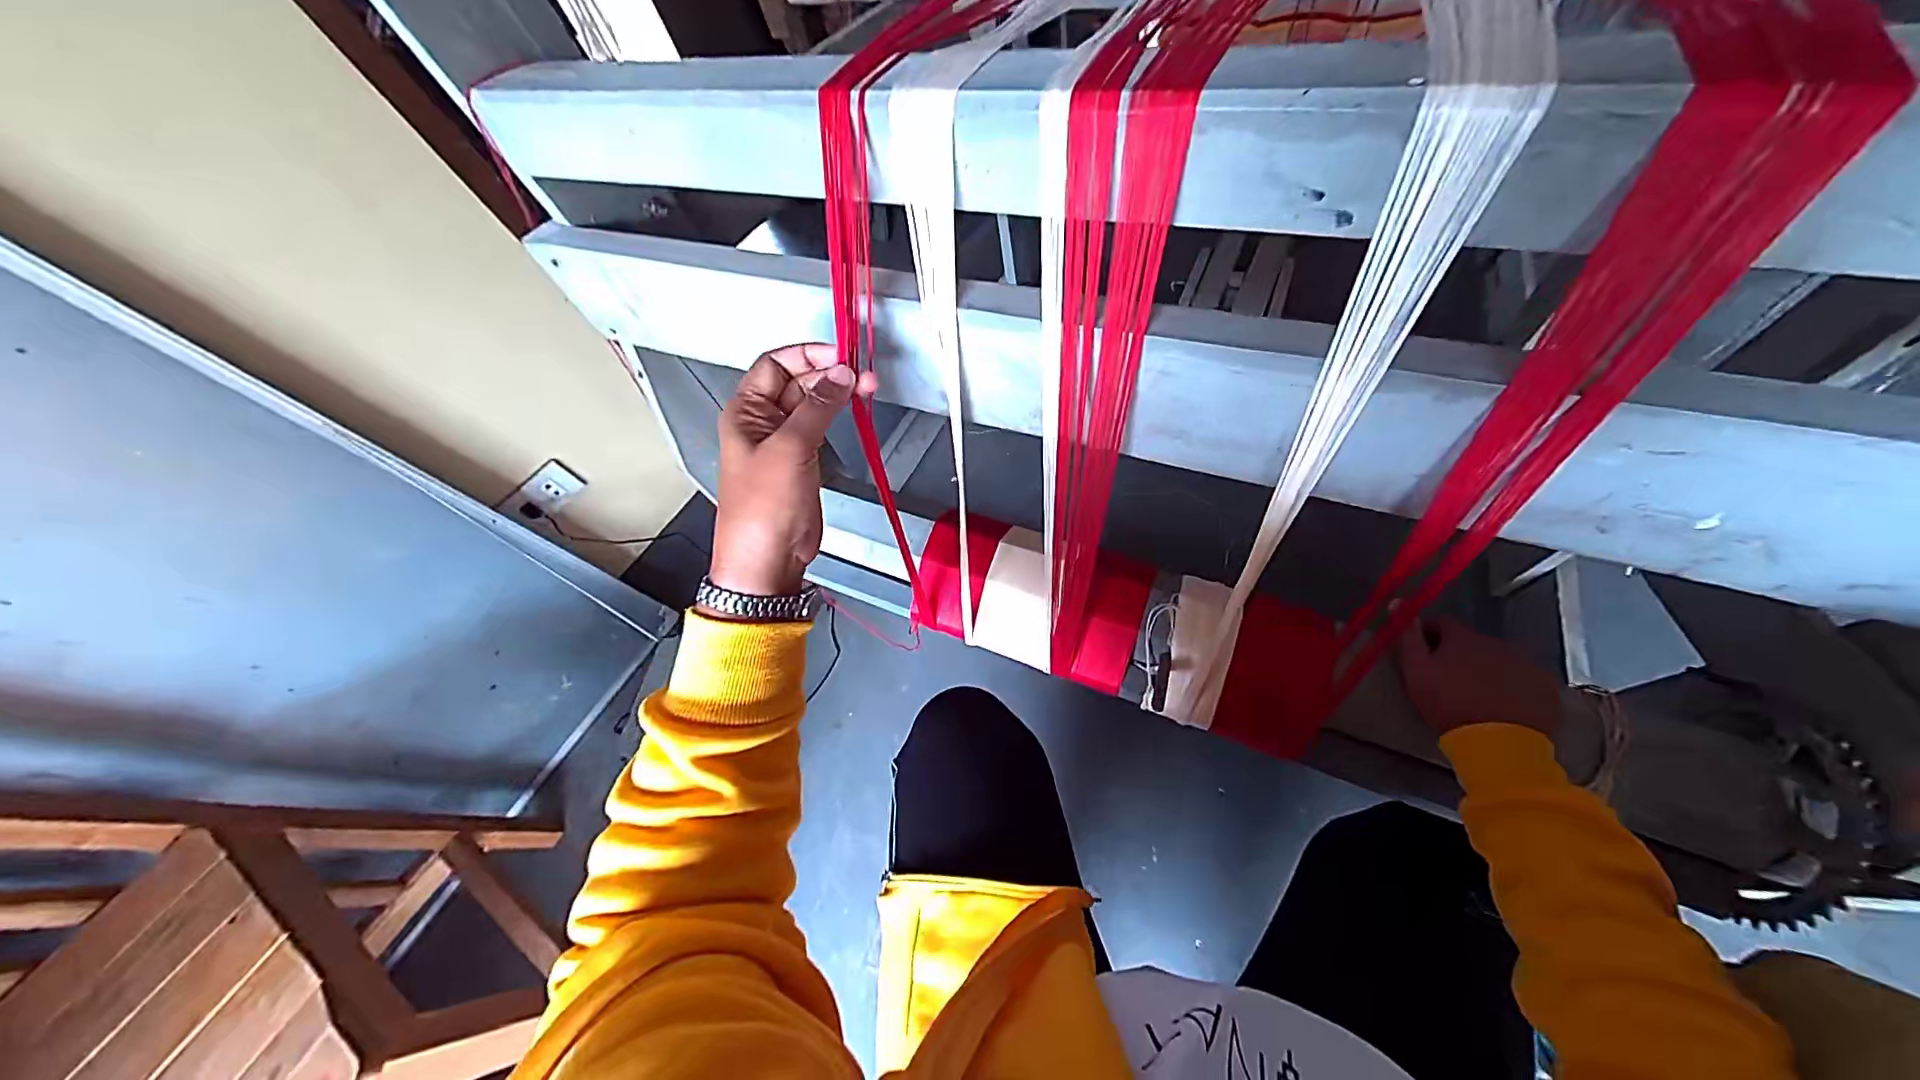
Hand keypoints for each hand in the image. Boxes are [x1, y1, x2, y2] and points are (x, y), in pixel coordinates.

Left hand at [708, 343, 874, 598]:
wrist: (768, 558)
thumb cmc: (761, 509)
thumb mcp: (790, 448)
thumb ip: (817, 407)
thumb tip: (839, 375)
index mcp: (745, 412)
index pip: (775, 364)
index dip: (806, 355)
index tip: (839, 354)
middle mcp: (762, 423)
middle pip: (797, 382)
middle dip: (829, 374)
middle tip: (861, 374)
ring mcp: (784, 443)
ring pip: (812, 404)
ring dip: (837, 394)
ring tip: (866, 388)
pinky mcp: (803, 461)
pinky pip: (820, 427)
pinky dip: (838, 416)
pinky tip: (854, 410)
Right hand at [1397, 616, 1562, 738]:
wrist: (1499, 743)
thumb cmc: (1449, 704)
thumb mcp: (1416, 671)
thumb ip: (1407, 637)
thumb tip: (1397, 603)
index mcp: (1463, 637)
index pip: (1441, 622)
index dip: (1427, 634)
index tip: (1420, 652)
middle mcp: (1498, 642)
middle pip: (1471, 641)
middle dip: (1458, 653)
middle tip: (1446, 678)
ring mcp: (1526, 664)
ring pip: (1498, 659)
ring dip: (1485, 668)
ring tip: (1475, 693)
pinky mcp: (1546, 686)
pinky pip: (1522, 678)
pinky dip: (1510, 685)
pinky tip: (1501, 704)